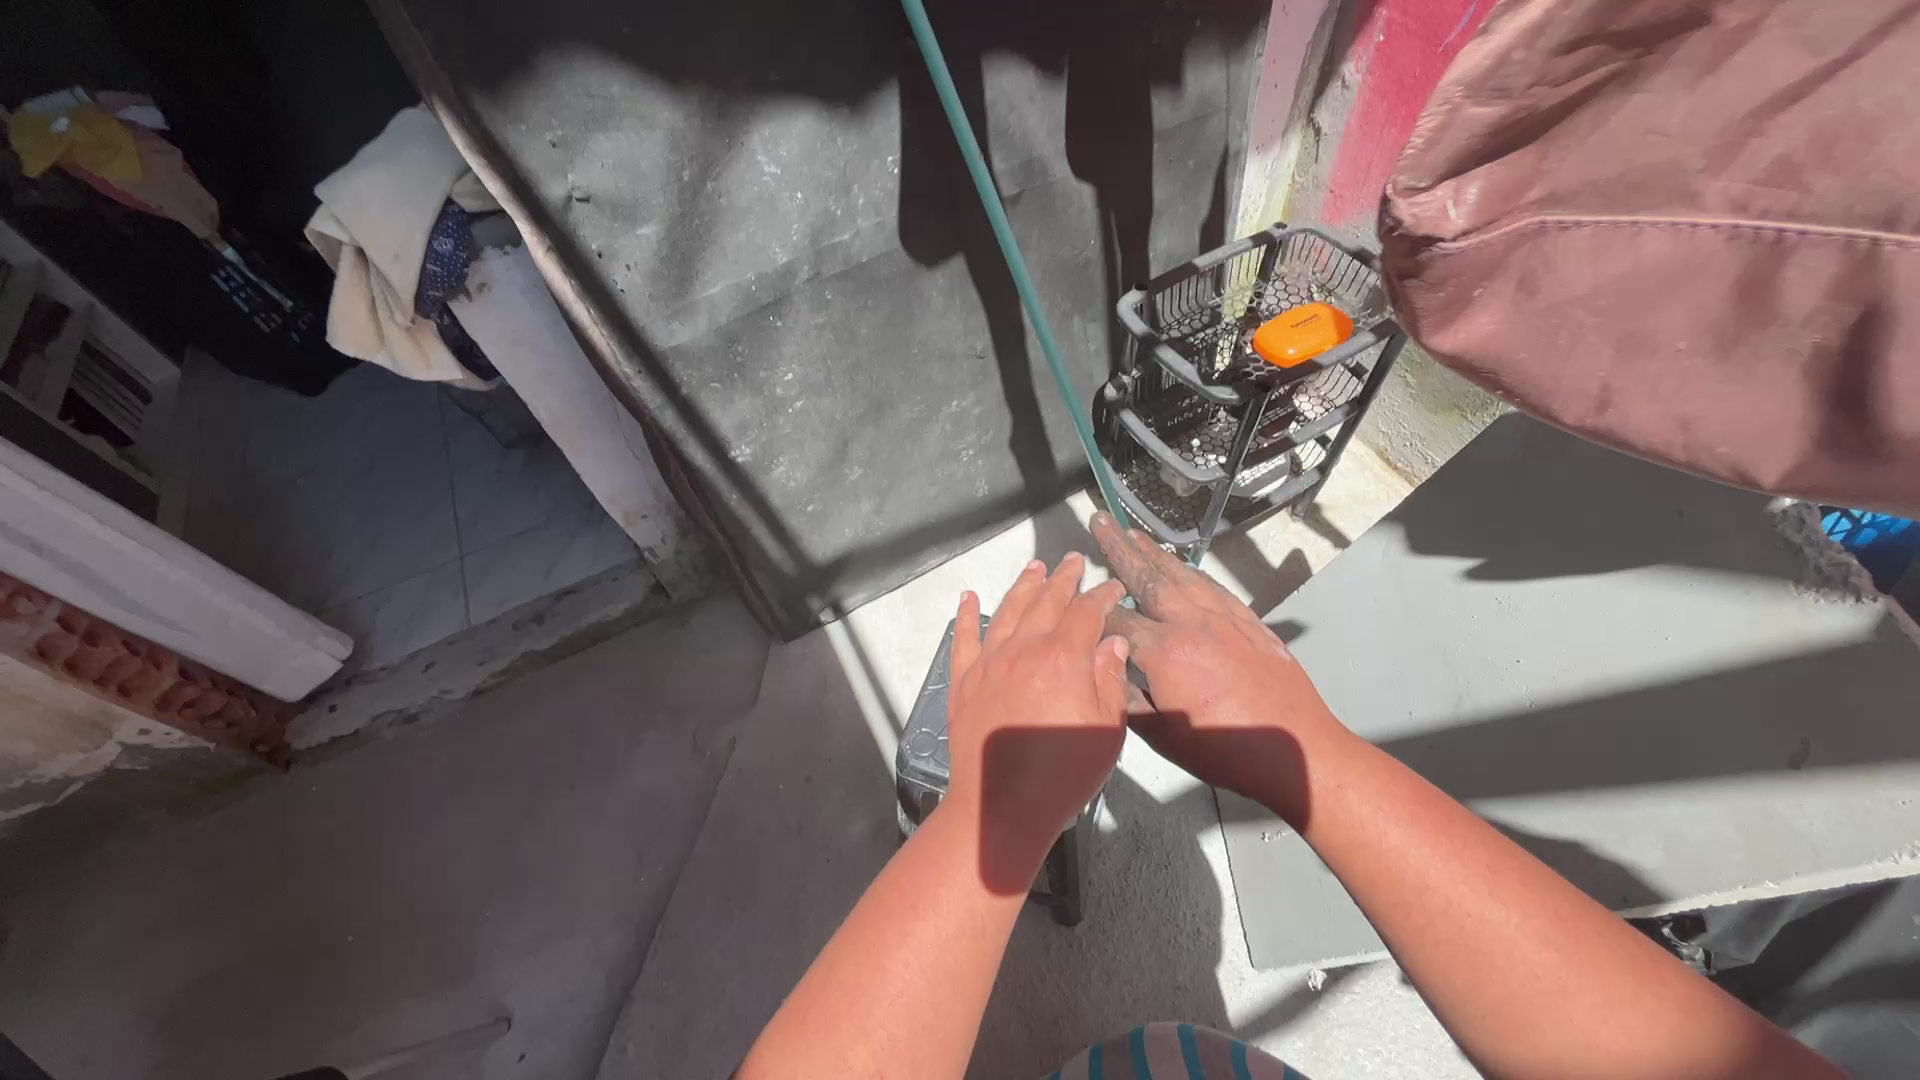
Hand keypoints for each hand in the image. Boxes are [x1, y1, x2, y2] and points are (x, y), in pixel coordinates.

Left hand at [945, 553, 1130, 892]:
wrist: (1001, 806)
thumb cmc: (1064, 773)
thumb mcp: (1105, 729)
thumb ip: (1109, 678)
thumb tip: (1111, 641)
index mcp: (1062, 657)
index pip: (1086, 613)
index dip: (1102, 596)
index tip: (1113, 588)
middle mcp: (1023, 649)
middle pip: (1046, 603)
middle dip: (1063, 579)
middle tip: (1072, 560)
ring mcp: (988, 662)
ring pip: (1006, 612)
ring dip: (1023, 587)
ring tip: (1034, 567)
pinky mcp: (963, 681)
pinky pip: (963, 639)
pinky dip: (966, 615)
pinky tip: (969, 597)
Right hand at [1089, 512, 1352, 825]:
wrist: (1296, 751)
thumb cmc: (1224, 751)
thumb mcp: (1163, 736)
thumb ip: (1127, 699)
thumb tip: (1106, 669)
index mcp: (1165, 652)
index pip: (1117, 620)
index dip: (1093, 611)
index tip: (1075, 599)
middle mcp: (1192, 624)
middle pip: (1147, 576)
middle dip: (1119, 547)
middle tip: (1100, 520)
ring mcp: (1225, 618)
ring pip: (1182, 574)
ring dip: (1154, 551)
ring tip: (1133, 532)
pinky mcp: (1249, 622)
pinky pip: (1212, 586)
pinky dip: (1190, 571)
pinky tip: (1180, 565)